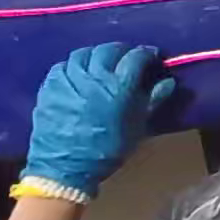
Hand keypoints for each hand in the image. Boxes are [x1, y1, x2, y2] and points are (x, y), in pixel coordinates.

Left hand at [23, 43, 175, 198]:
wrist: (65, 169)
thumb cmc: (107, 150)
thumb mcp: (136, 127)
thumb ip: (152, 100)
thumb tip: (168, 81)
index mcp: (119, 87)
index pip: (136, 57)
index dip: (147, 53)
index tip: (151, 55)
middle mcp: (95, 75)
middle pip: (110, 49)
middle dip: (122, 50)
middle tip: (127, 58)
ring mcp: (70, 78)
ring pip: (85, 53)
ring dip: (97, 54)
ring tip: (102, 63)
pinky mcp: (51, 84)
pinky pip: (64, 65)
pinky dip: (74, 65)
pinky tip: (78, 73)